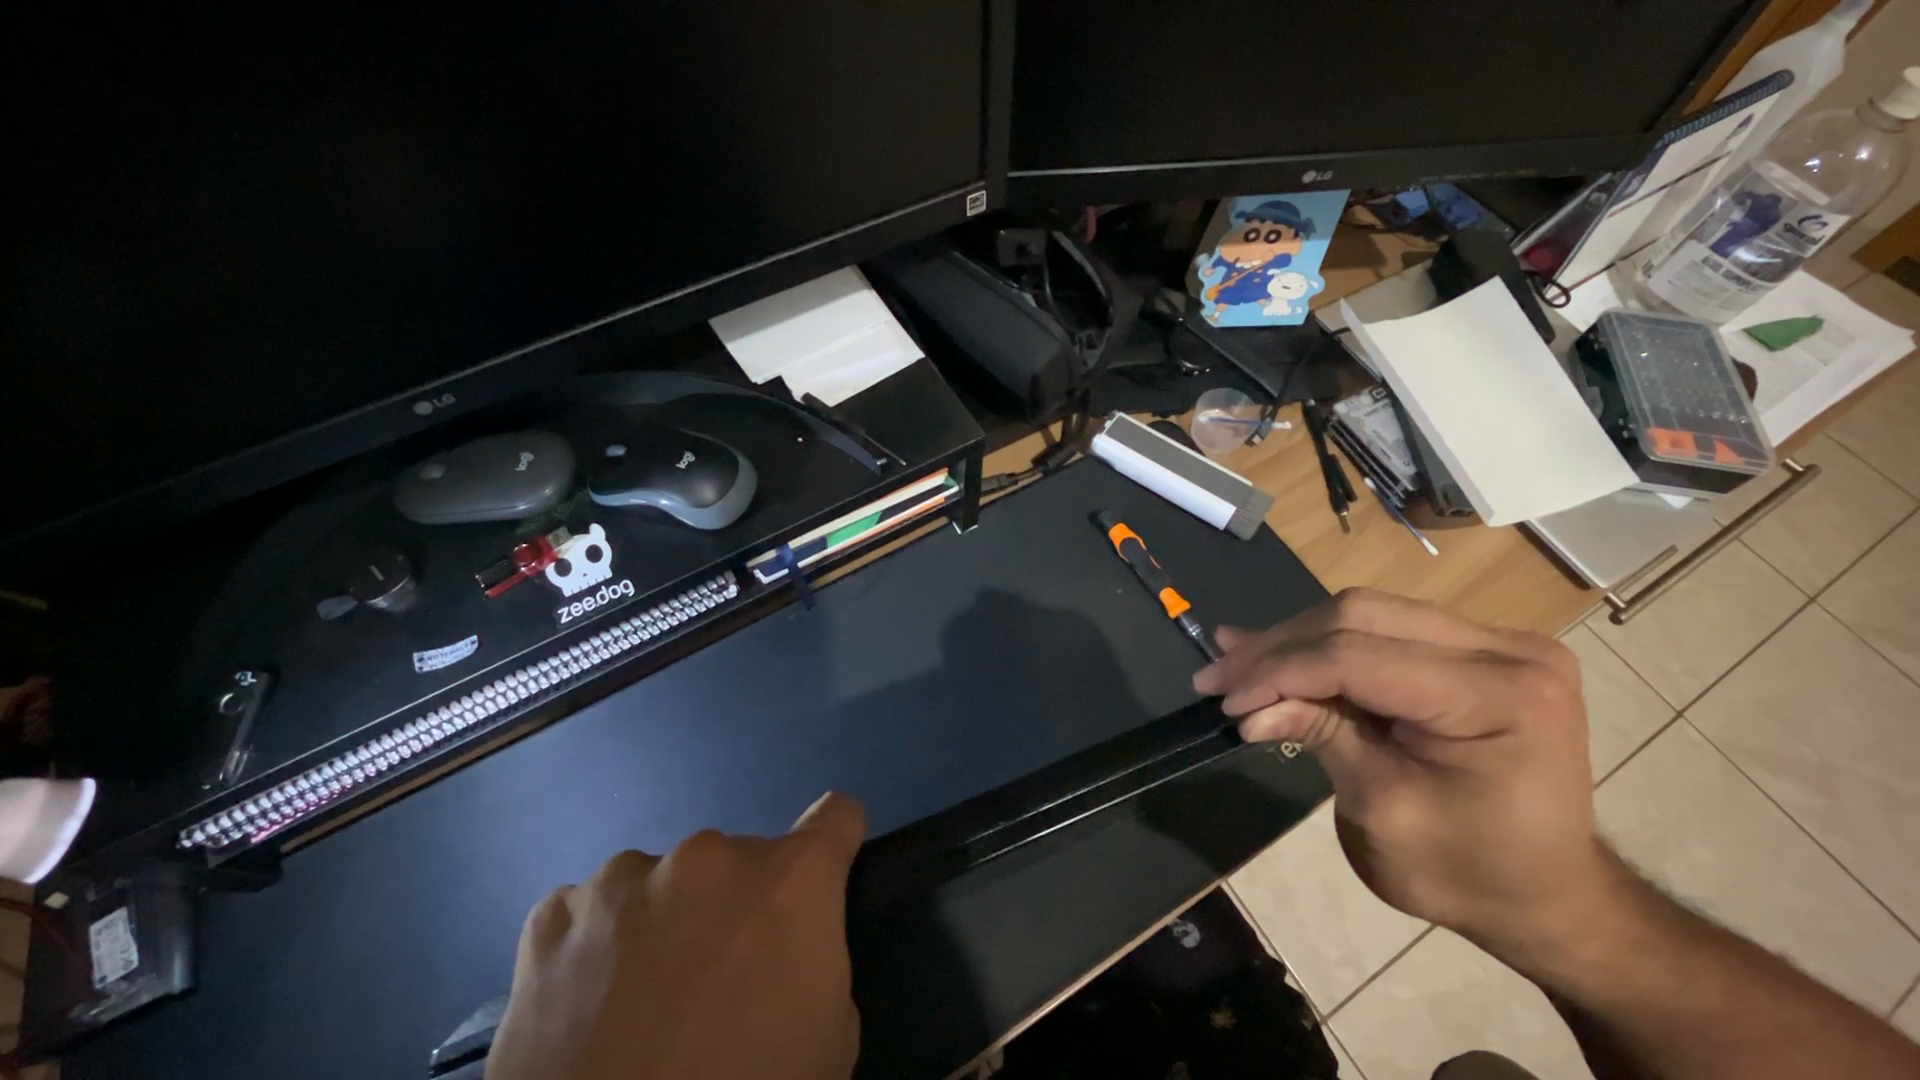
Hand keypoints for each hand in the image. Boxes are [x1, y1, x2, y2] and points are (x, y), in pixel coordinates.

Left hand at [486, 793, 867, 1079]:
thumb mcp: (830, 1034)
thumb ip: (816, 960)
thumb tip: (786, 951)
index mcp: (789, 879)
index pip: (836, 817)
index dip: (835, 844)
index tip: (824, 880)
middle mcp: (710, 854)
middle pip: (739, 861)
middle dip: (736, 907)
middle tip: (718, 983)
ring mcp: (625, 877)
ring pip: (662, 883)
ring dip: (665, 921)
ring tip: (643, 1000)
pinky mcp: (555, 914)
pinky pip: (591, 913)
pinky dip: (597, 947)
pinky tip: (588, 1007)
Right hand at [1193, 589, 1605, 956]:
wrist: (1548, 896)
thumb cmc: (1470, 872)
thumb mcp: (1384, 811)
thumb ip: (1323, 736)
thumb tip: (1249, 705)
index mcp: (1500, 697)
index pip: (1361, 656)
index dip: (1281, 670)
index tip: (1223, 698)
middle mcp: (1510, 651)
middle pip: (1364, 616)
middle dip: (1281, 645)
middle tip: (1217, 674)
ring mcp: (1502, 644)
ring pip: (1370, 613)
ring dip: (1297, 639)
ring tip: (1234, 658)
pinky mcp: (1483, 650)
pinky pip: (1390, 630)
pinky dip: (1329, 645)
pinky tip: (1281, 650)